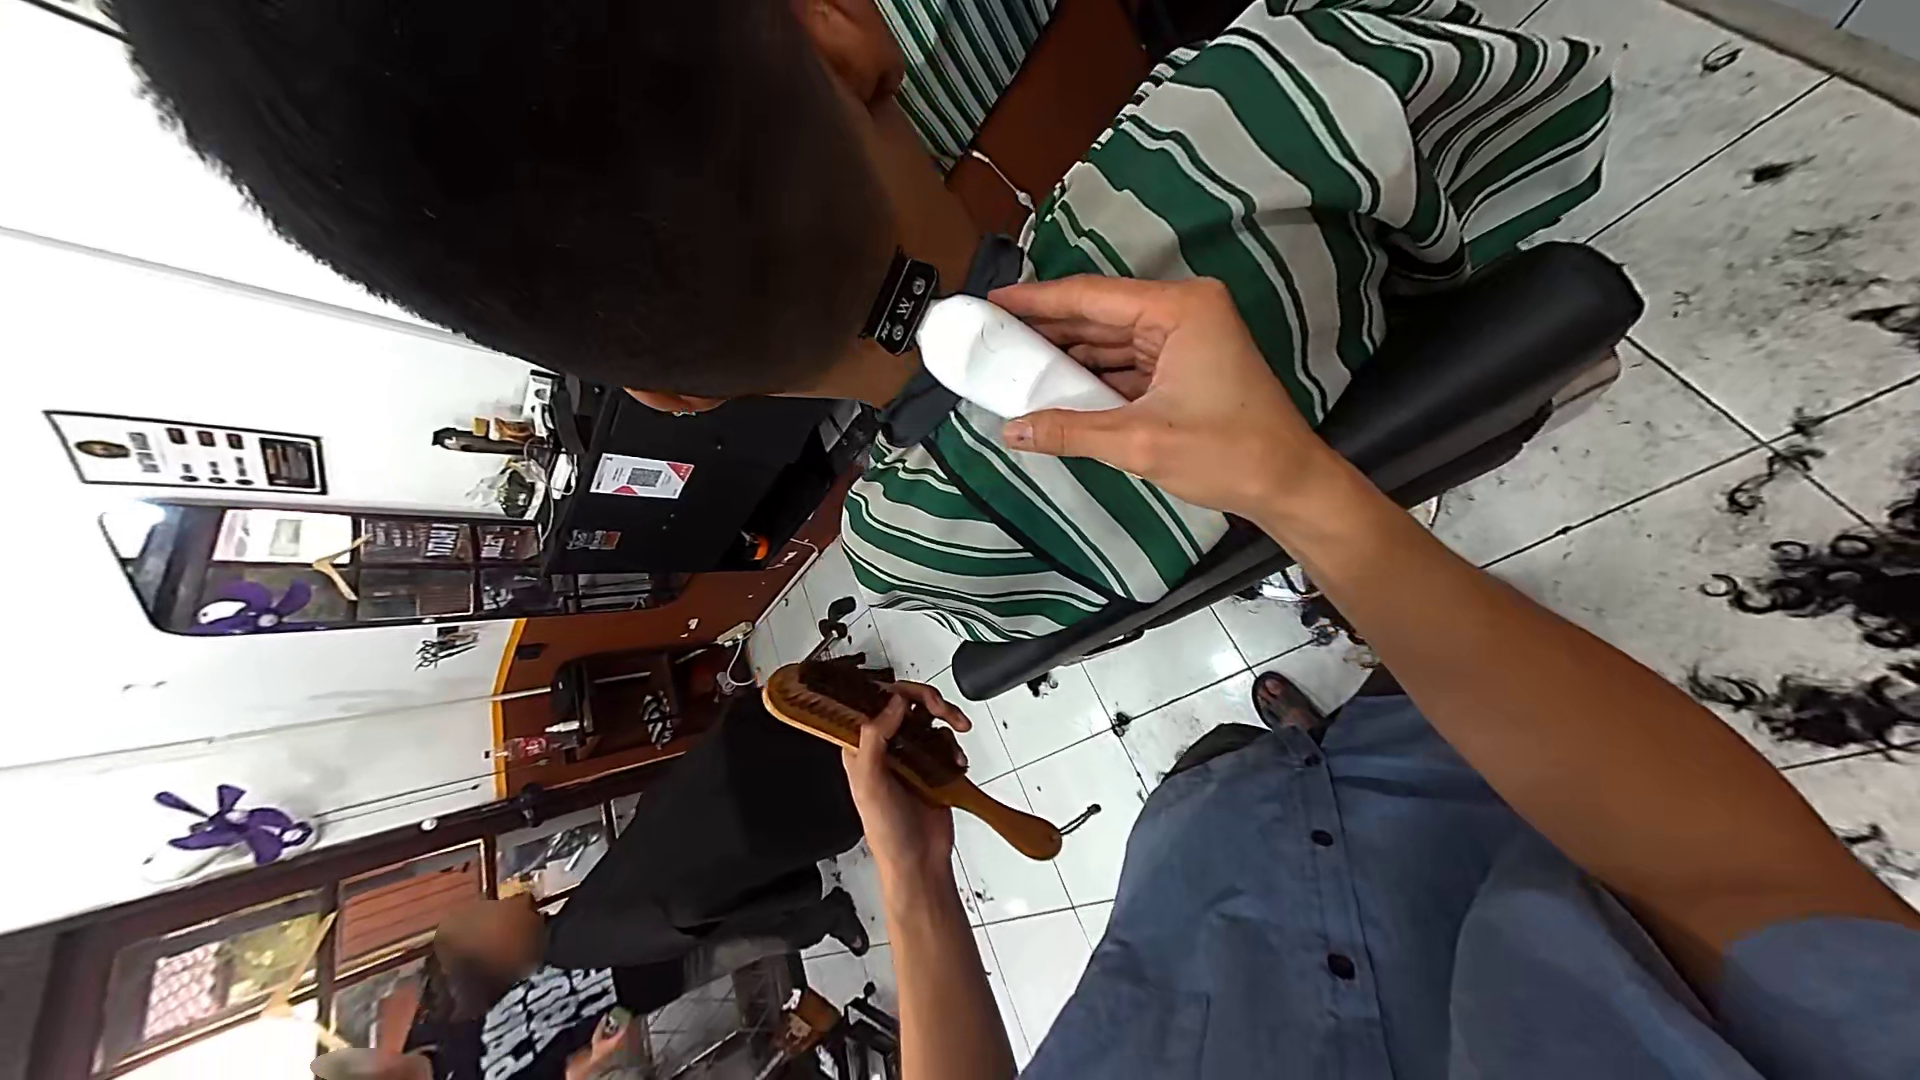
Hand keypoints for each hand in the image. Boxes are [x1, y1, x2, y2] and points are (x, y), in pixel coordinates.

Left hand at [841, 681, 970, 886]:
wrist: (920, 862)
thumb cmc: (887, 833)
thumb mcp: (869, 783)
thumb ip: (873, 738)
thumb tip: (890, 703)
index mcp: (861, 746)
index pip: (871, 702)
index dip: (889, 690)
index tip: (907, 692)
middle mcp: (885, 744)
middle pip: (904, 701)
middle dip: (925, 698)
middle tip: (939, 707)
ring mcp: (910, 752)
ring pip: (927, 715)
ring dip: (946, 715)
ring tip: (957, 725)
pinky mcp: (932, 763)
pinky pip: (945, 738)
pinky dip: (955, 742)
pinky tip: (956, 759)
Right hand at [990, 275, 1345, 521]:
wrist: (1286, 484)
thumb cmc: (1229, 453)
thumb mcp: (1138, 442)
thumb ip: (1069, 432)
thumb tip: (1013, 431)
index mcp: (1179, 309)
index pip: (1091, 297)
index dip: (1037, 300)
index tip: (996, 302)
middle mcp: (1183, 312)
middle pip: (1099, 314)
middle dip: (1048, 327)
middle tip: (996, 335)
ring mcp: (1184, 339)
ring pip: (1110, 340)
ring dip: (1068, 355)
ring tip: (1017, 362)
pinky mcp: (1182, 366)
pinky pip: (1125, 363)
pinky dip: (1093, 376)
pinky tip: (1058, 386)